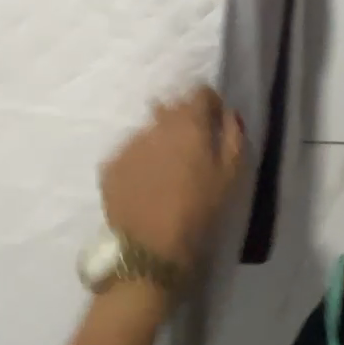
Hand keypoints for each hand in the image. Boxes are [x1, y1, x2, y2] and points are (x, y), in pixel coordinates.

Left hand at [100, 86, 246, 265]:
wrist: (150, 253)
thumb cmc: (200, 211)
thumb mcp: (231, 174)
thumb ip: (233, 134)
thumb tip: (228, 113)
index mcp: (189, 121)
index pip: (200, 91)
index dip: (210, 105)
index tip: (214, 124)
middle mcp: (155, 123)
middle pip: (172, 107)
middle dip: (183, 121)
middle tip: (192, 150)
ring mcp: (129, 143)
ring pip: (149, 129)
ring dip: (160, 140)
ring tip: (166, 170)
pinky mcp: (109, 165)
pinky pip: (129, 152)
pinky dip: (139, 160)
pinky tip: (145, 185)